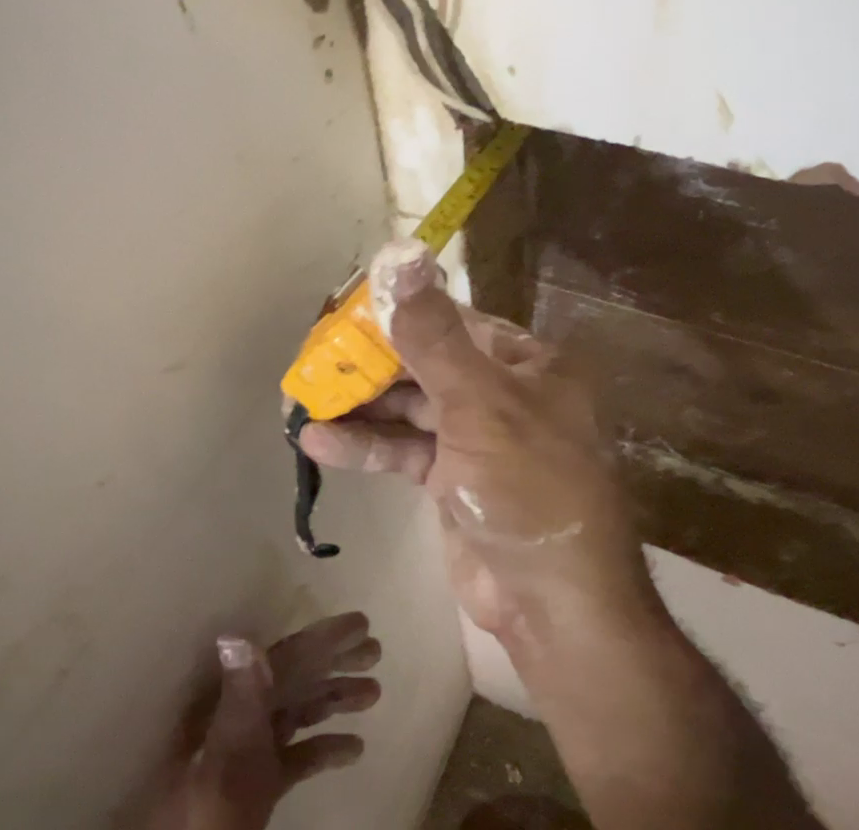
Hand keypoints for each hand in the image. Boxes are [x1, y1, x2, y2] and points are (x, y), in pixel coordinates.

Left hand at [146, 613, 382, 829]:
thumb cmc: (210, 809)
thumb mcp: (228, 750)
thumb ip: (239, 698)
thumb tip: (238, 637)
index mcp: (227, 704)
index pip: (281, 659)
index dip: (322, 639)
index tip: (362, 624)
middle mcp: (237, 719)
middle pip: (292, 680)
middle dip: (335, 663)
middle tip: (376, 652)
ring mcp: (249, 753)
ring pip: (296, 713)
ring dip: (335, 699)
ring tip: (374, 693)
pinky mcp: (258, 784)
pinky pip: (295, 755)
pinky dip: (324, 747)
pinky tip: (355, 748)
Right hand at [298, 243, 650, 642]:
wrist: (554, 600)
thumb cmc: (528, 487)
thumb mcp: (480, 403)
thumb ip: (433, 335)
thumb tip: (399, 257)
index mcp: (529, 365)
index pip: (456, 322)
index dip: (403, 312)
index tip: (347, 310)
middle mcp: (507, 395)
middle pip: (429, 364)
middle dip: (374, 363)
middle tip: (315, 357)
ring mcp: (480, 441)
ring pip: (413, 409)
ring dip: (363, 406)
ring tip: (304, 398)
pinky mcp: (455, 483)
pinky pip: (408, 451)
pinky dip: (369, 446)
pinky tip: (320, 441)